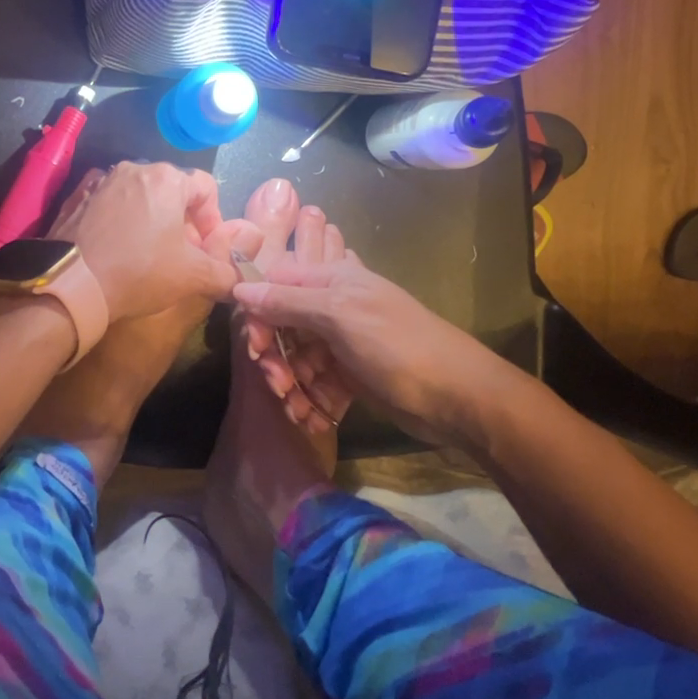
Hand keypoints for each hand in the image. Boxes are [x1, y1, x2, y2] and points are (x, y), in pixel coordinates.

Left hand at [47, 162, 242, 322]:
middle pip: (172, 190)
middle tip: (181, 255)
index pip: (206, 187)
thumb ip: (226, 272)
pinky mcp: (76, 198)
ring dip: (151, 220)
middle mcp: (132, 169)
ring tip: (148, 254)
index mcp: (166, 178)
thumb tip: (237, 275)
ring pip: (139, 195)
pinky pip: (109, 203)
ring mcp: (100, 181)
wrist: (70, 285)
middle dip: (183, 221)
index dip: (213, 220)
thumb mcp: (193, 277)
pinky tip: (117, 248)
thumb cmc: (139, 272)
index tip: (207, 250)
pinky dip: (120, 220)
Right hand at [232, 258, 536, 449]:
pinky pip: (313, 381)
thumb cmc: (398, 347)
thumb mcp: (339, 315)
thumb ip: (287, 301)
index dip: (258, 316)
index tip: (256, 348)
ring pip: (294, 357)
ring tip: (297, 408)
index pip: (274, 287)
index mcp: (330, 280)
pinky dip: (308, 399)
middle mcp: (332, 306)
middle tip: (279, 386)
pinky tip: (310, 418)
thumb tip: (238, 288)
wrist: (459, 399)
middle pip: (281, 326)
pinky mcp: (349, 373)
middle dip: (274, 357)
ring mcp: (341, 341)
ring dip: (289, 383)